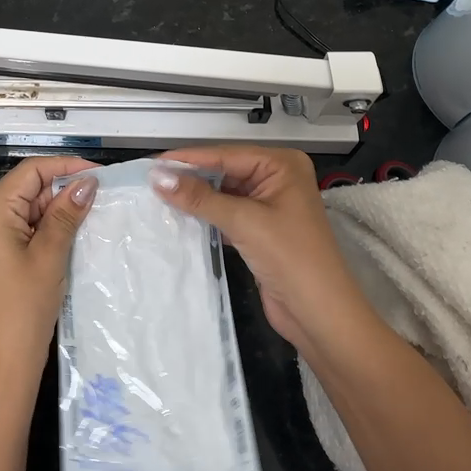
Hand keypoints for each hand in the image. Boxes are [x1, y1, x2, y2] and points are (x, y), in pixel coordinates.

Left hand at [0, 157, 97, 388]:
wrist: (1, 365)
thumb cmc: (24, 308)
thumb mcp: (50, 255)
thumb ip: (67, 213)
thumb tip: (87, 182)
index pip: (30, 171)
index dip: (66, 167)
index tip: (100, 175)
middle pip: (26, 188)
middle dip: (62, 190)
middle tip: (101, 198)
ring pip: (25, 209)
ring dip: (55, 210)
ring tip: (91, 215)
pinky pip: (19, 229)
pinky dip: (43, 228)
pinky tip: (69, 235)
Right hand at [151, 146, 372, 354]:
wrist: (321, 315)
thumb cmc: (291, 259)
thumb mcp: (243, 222)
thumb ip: (199, 197)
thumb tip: (157, 177)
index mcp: (282, 165)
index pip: (226, 154)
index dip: (188, 159)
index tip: (151, 163)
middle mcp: (277, 178)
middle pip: (223, 170)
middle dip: (190, 177)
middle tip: (150, 180)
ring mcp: (269, 205)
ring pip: (222, 192)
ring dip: (195, 197)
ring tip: (158, 195)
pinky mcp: (260, 229)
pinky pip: (226, 212)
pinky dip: (205, 214)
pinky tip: (179, 215)